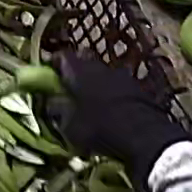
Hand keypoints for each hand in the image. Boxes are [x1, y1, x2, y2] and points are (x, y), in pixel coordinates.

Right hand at [49, 52, 191, 184]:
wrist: (143, 136)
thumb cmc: (98, 128)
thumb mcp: (68, 124)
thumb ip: (56, 109)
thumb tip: (49, 101)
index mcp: (78, 70)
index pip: (61, 56)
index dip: (52, 64)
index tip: (47, 75)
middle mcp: (98, 65)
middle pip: (82, 62)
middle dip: (74, 72)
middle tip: (67, 88)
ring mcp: (119, 74)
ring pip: (100, 73)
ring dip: (93, 83)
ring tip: (88, 101)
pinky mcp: (136, 87)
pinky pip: (115, 85)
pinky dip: (109, 93)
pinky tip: (108, 109)